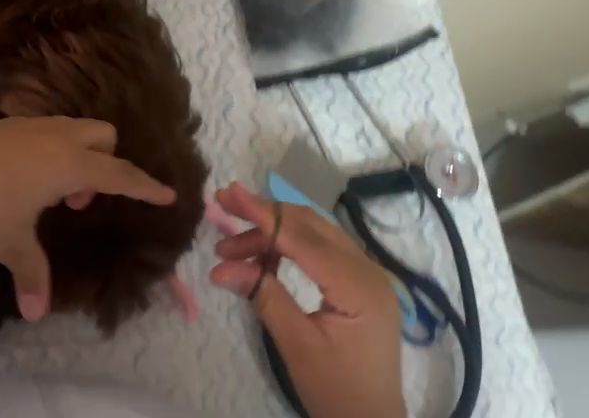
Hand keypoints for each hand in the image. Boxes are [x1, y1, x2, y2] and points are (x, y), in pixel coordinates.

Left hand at [0, 117, 175, 321]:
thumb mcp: (8, 244)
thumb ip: (32, 275)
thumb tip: (36, 312)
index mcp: (66, 161)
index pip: (119, 173)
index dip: (144, 186)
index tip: (169, 193)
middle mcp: (52, 135)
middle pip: (102, 135)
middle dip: (106, 163)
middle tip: (78, 201)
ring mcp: (25, 125)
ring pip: (71, 129)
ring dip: (76, 157)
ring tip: (52, 197)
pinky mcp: (1, 126)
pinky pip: (43, 131)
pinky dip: (49, 152)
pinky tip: (23, 184)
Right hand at [208, 183, 404, 417]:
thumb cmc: (338, 392)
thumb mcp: (298, 347)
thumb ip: (263, 297)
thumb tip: (220, 267)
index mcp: (358, 285)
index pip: (302, 237)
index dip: (262, 214)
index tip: (227, 196)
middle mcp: (367, 270)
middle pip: (308, 225)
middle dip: (263, 214)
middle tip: (222, 206)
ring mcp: (366, 275)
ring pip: (313, 232)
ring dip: (272, 230)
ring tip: (231, 244)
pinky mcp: (359, 283)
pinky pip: (321, 248)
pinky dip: (288, 244)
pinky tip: (262, 253)